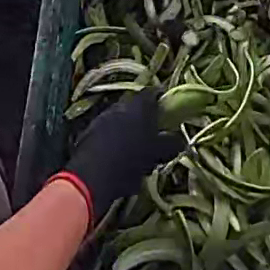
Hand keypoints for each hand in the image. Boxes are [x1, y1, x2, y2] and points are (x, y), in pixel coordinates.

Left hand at [50, 88, 182, 221]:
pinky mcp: (88, 133)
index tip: (168, 110)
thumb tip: (181, 140)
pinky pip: (107, 132)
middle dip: (144, 117)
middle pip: (135, 106)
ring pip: (120, 119)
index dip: (162, 100)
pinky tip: (118, 159)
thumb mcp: (158, 154)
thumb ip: (171, 144)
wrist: (92, 177)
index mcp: (139, 105)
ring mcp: (102, 118)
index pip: (153, 92)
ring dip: (128, 130)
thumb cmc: (131, 160)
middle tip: (153, 133)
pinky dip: (114, 140)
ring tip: (135, 150)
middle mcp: (120, 105)